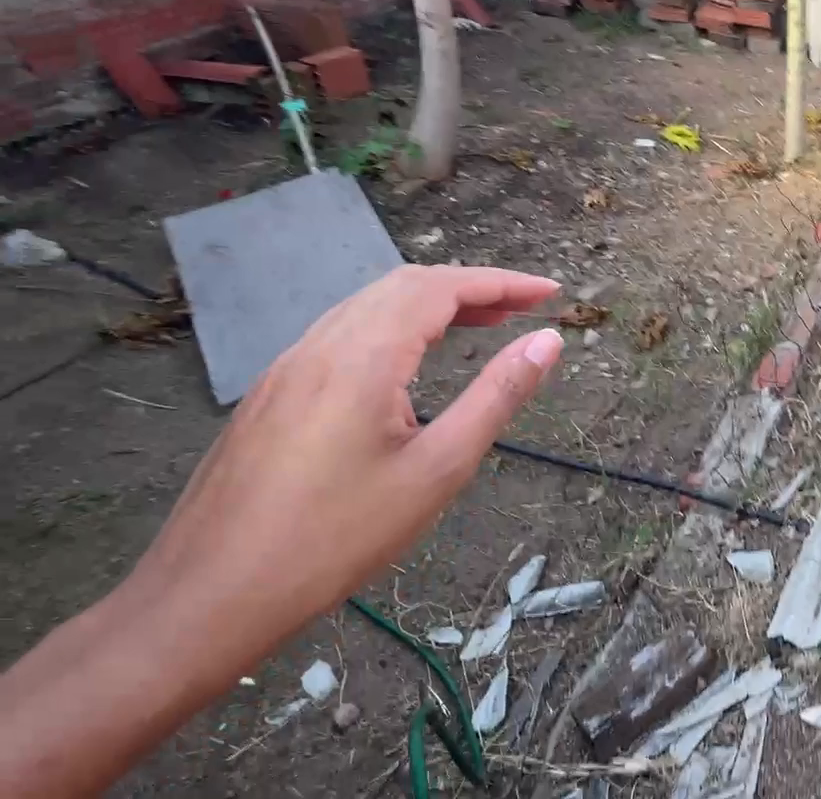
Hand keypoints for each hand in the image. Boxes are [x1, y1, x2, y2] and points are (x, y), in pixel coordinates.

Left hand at [120, 264, 562, 647]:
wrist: (206, 601)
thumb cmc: (338, 536)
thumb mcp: (439, 467)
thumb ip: (498, 394)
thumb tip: (549, 340)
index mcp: (361, 358)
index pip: (440, 289)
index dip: (502, 283)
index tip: (550, 292)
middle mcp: (319, 347)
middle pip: (404, 286)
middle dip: (473, 286)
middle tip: (527, 306)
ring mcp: (286, 370)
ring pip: (370, 306)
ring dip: (434, 303)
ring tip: (486, 323)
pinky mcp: (272, 395)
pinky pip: (344, 333)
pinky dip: (398, 325)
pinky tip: (415, 358)